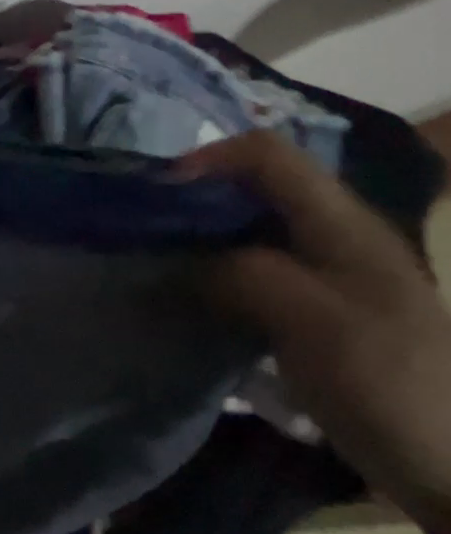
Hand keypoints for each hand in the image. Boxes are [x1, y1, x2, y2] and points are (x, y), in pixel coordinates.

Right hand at [185, 132, 450, 533]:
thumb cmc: (385, 381)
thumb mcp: (305, 317)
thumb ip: (237, 269)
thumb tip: (178, 257)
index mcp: (345, 224)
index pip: (266, 153)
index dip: (206, 158)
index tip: (157, 193)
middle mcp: (341, 234)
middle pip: (255, 185)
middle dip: (196, 197)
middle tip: (149, 226)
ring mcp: (336, 272)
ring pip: (251, 225)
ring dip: (202, 234)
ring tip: (163, 259)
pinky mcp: (324, 307)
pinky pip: (258, 264)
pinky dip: (218, 268)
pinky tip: (199, 294)